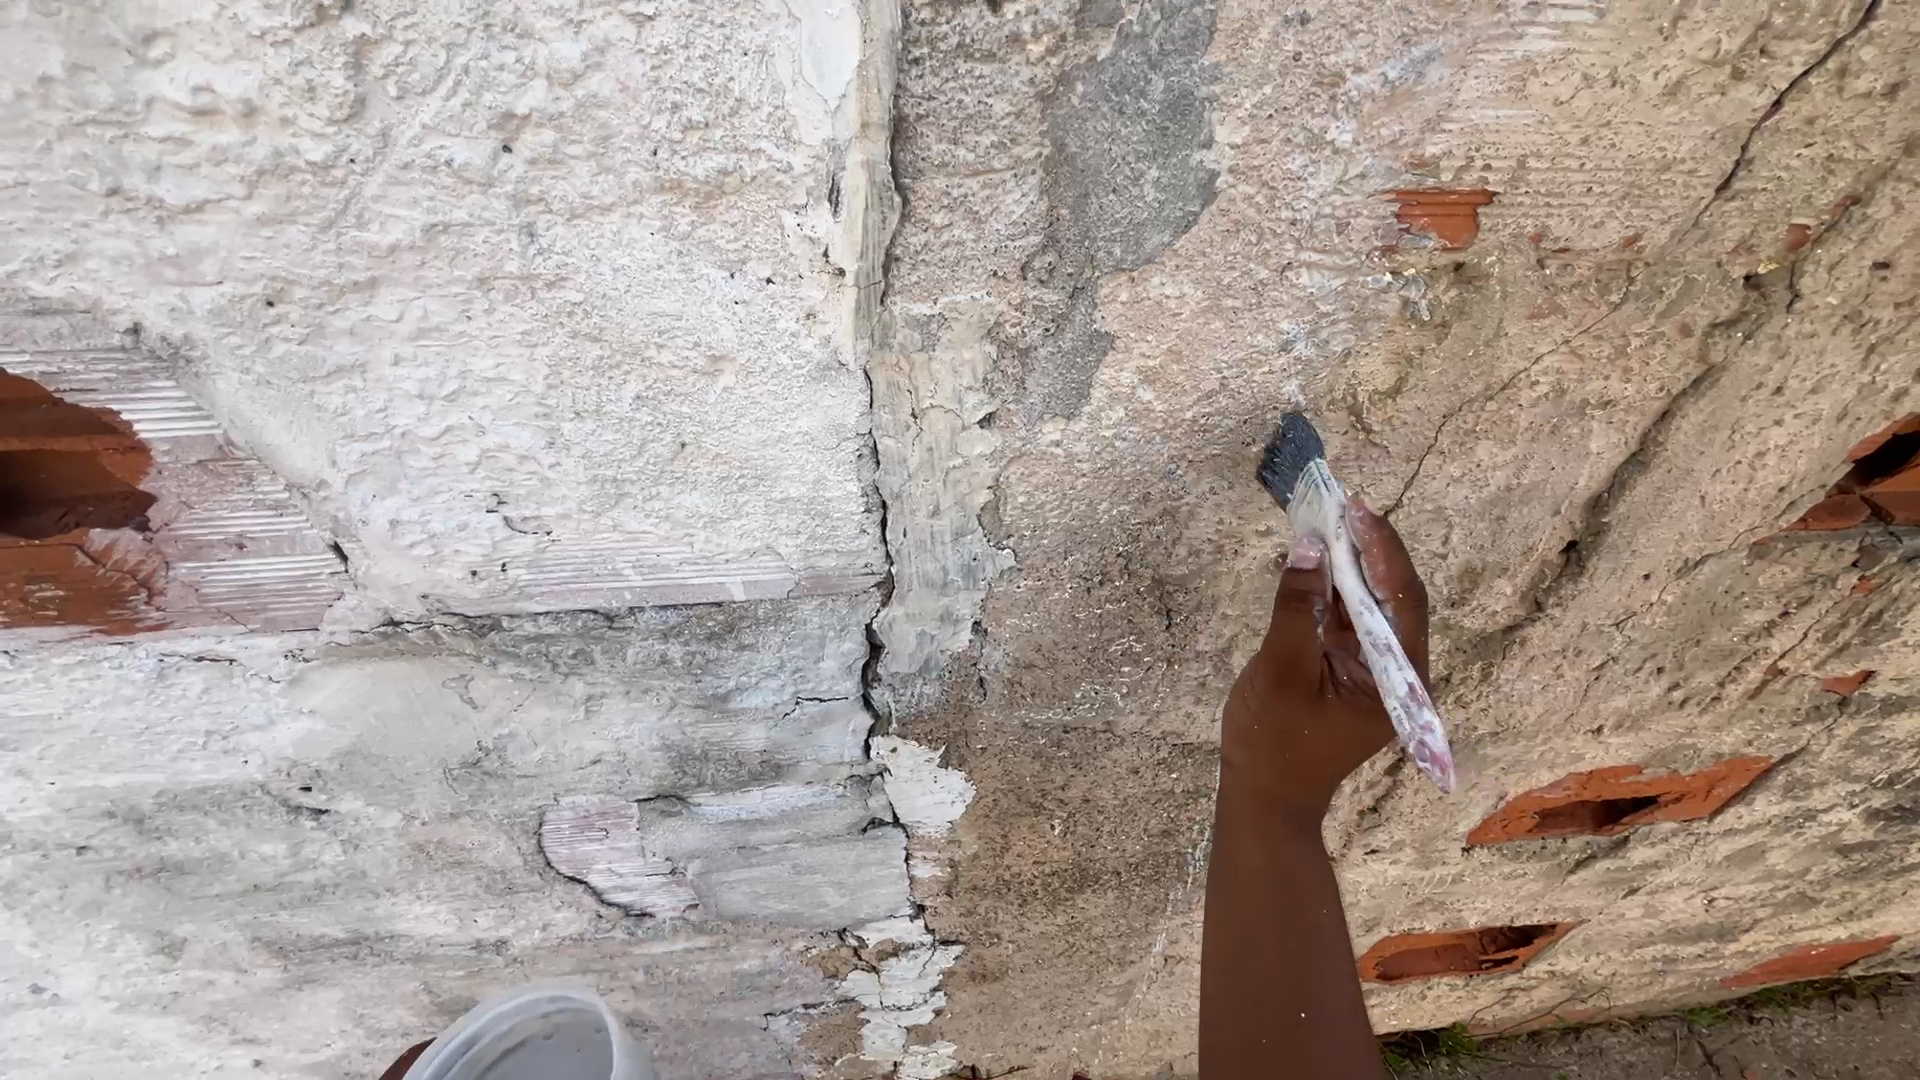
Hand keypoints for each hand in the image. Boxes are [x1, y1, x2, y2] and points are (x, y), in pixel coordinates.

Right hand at [1220, 498, 1430, 823]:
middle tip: (1342, 505)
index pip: (1403, 600)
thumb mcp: (1281, 671)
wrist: (1263, 794)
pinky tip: (1312, 563)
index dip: (1383, 550)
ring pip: (1370, 605)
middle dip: (1369, 549)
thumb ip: (1296, 610)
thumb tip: (1306, 550)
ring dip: (1349, 565)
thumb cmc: (1273, 740)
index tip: (1357, 510)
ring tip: (1327, 521)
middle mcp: (1397, 672)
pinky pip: (1345, 620)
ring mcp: (1372, 671)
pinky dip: (1330, 589)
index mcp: (1398, 680)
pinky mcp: (1347, 671)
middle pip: (1393, 597)